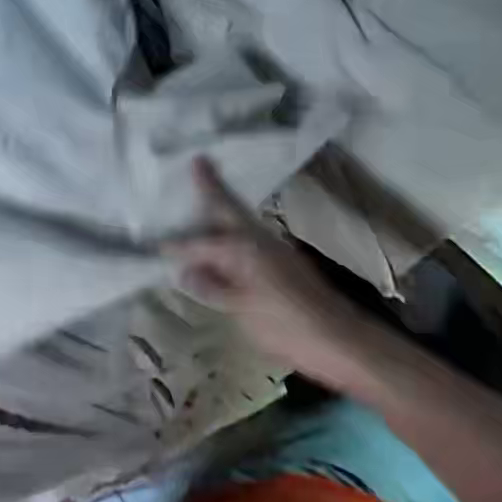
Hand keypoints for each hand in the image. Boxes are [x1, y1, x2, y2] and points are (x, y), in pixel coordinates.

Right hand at [168, 158, 373, 383]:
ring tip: (206, 194)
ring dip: (223, 207)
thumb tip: (186, 271)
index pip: (200, 244)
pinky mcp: (284, 263)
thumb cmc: (288, 326)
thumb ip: (213, 288)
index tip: (156, 243)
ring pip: (241, 221)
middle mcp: (258, 239)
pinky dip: (234, 232)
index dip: (178, 245)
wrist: (345, 341)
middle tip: (198, 160)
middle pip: (228, 208)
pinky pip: (250, 237)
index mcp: (243, 248)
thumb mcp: (242, 311)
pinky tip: (227, 241)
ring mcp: (274, 249)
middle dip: (212, 186)